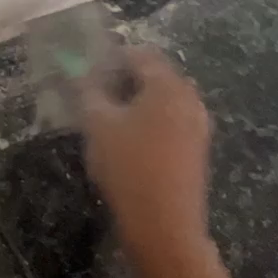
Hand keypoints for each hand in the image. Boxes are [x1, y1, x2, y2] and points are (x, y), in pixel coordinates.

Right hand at [79, 47, 212, 259]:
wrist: (163, 221)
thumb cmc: (127, 164)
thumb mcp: (97, 124)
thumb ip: (88, 92)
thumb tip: (80, 73)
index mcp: (168, 86)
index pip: (140, 55)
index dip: (111, 57)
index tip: (85, 68)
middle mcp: (189, 99)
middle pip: (155, 76)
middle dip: (124, 79)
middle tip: (92, 92)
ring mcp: (197, 125)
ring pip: (162, 99)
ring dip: (134, 100)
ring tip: (104, 116)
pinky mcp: (195, 148)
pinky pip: (169, 119)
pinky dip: (147, 119)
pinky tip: (125, 138)